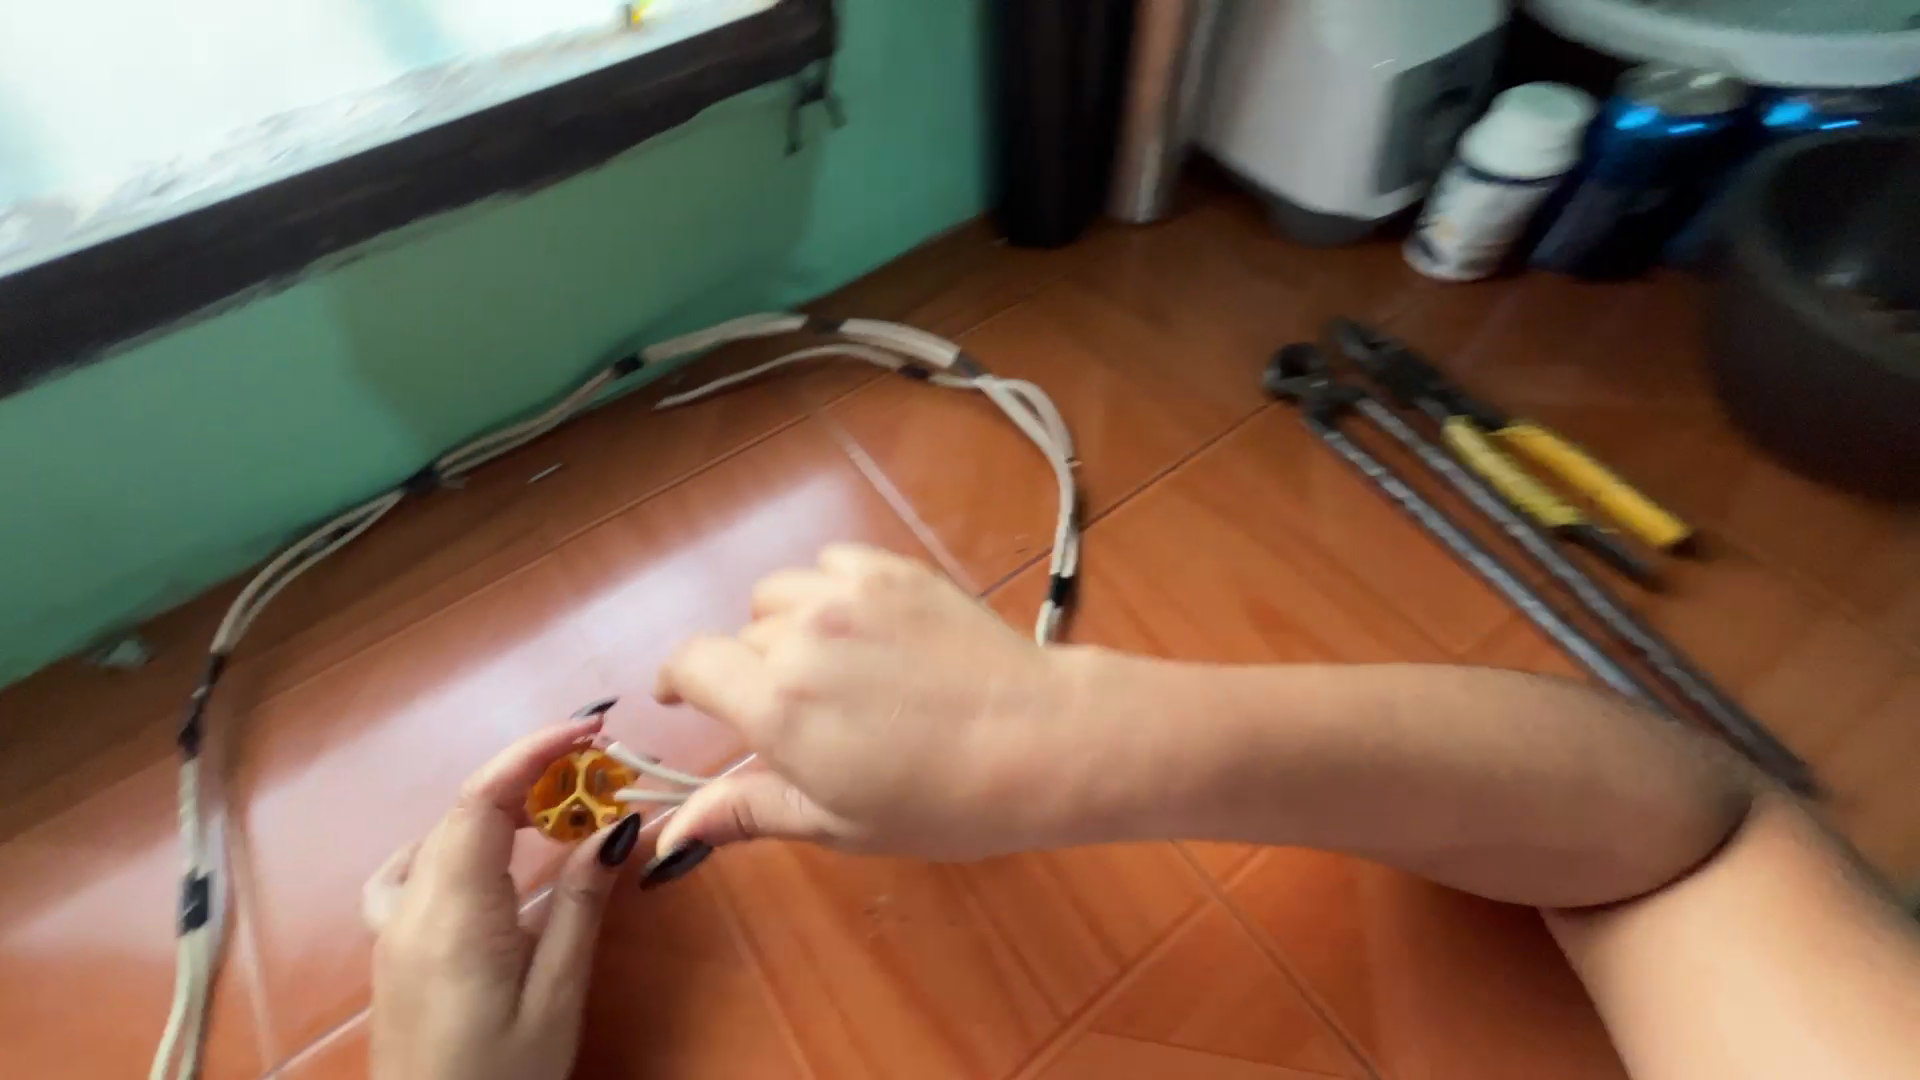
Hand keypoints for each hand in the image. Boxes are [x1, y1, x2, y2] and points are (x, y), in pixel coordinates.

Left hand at [362, 718, 644, 1079]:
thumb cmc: (503, 1078)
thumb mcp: (556, 992)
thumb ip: (579, 901)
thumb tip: (617, 825)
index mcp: (452, 915)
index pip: (483, 800)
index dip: (535, 751)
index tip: (593, 730)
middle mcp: (412, 908)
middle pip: (466, 806)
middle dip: (534, 768)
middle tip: (600, 764)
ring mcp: (394, 926)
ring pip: (444, 829)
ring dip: (505, 797)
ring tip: (562, 801)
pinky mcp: (395, 944)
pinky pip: (416, 863)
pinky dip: (461, 832)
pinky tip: (488, 850)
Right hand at [653, 543, 1103, 861]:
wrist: (1037, 737)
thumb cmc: (941, 800)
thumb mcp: (839, 821)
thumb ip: (750, 809)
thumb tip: (670, 831)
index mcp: (776, 704)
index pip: (690, 663)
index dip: (679, 680)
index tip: (685, 698)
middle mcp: (802, 636)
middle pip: (741, 636)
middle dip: (751, 672)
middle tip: (799, 709)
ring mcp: (850, 594)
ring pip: (780, 593)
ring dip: (786, 625)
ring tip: (828, 659)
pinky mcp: (895, 570)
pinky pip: (832, 563)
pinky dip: (830, 588)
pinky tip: (862, 620)